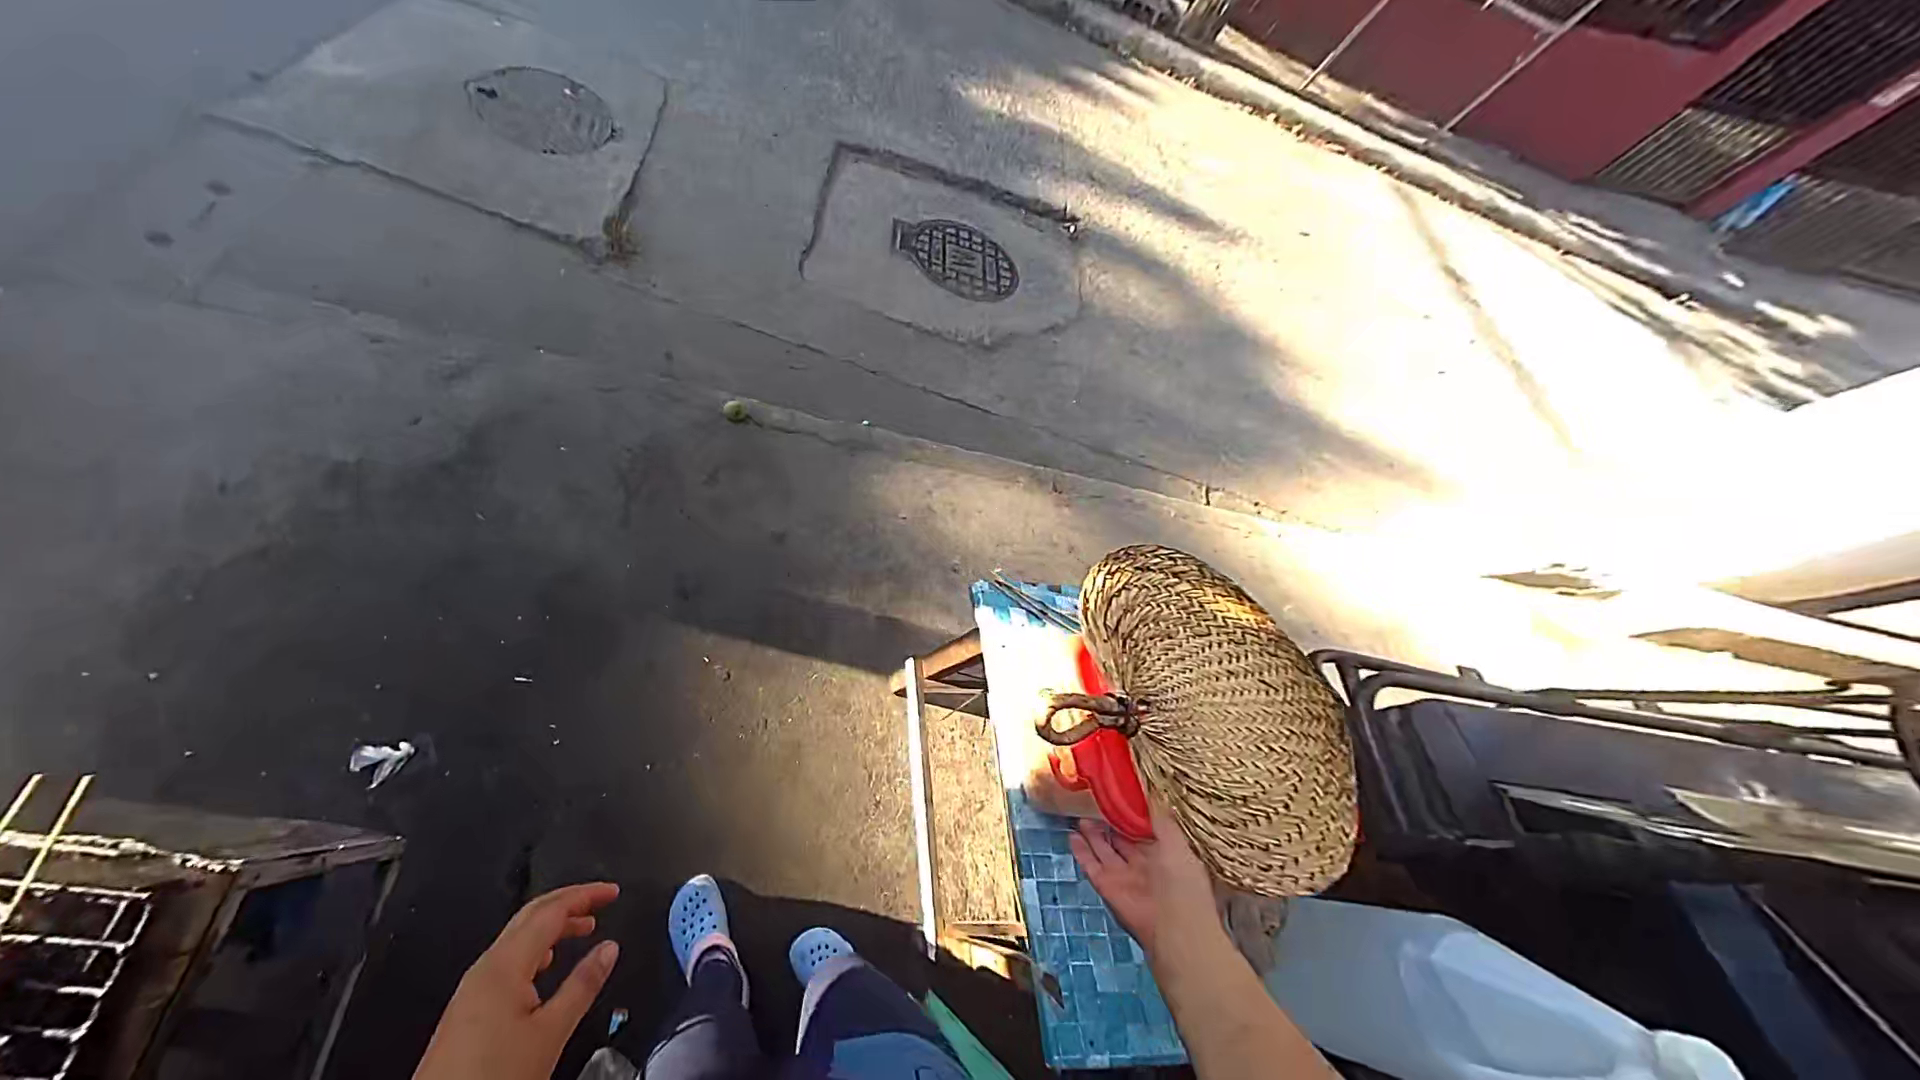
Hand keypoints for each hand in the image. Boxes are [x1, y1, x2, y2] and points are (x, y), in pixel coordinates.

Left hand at [413, 883, 621, 1079]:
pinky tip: (549, 962)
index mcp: (504, 967)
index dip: (585, 895)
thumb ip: (583, 984)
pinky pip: (508, 960)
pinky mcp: (468, 1010)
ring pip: (518, 938)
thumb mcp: (550, 1032)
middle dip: (569, 902)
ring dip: (554, 925)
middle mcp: (484, 971)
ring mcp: (472, 990)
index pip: (551, 911)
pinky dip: (538, 948)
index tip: (612, 892)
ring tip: (585, 927)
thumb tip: (609, 949)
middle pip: (531, 915)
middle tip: (601, 900)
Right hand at [1069, 805, 1215, 954]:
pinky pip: (1091, 865)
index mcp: (1164, 853)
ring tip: (1080, 816)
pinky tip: (1072, 836)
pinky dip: (1081, 852)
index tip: (1118, 793)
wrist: (1175, 928)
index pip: (1144, 829)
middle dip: (1109, 823)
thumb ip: (1160, 817)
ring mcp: (1124, 876)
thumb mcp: (1176, 841)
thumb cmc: (1183, 881)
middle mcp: (1143, 864)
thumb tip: (1150, 790)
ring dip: (1092, 834)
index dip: (1131, 813)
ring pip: (1104, 850)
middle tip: (1094, 803)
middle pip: (1122, 839)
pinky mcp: (1107, 887)